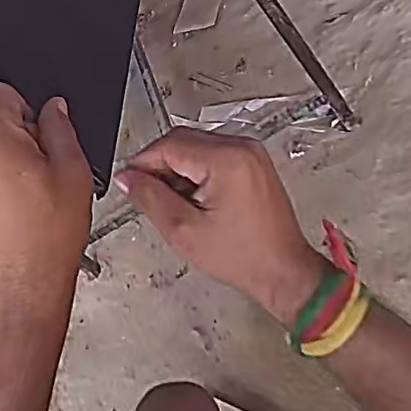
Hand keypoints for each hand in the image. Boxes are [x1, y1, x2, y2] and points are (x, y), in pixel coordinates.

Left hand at [0, 83, 92, 317]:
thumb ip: (60, 129)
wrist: (19, 289)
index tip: (30, 124)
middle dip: (11, 141)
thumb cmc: (46, 239)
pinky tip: (4, 214)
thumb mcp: (72, 174)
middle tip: (35, 174)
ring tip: (20, 201)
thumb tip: (52, 108)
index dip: (18, 104)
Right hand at [115, 128, 328, 319]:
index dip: (142, 164)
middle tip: (150, 194)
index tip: (131, 183)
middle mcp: (241, 148)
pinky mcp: (251, 161)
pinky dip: (194, 171)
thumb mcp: (182, 230)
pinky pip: (210, 153)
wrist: (283, 270)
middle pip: (180, 140)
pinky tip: (194, 198)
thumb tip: (128, 178)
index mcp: (226, 161)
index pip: (167, 146)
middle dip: (158, 166)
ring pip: (193, 146)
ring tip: (177, 202)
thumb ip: (149, 197)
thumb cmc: (243, 256)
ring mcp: (249, 152)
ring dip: (176, 168)